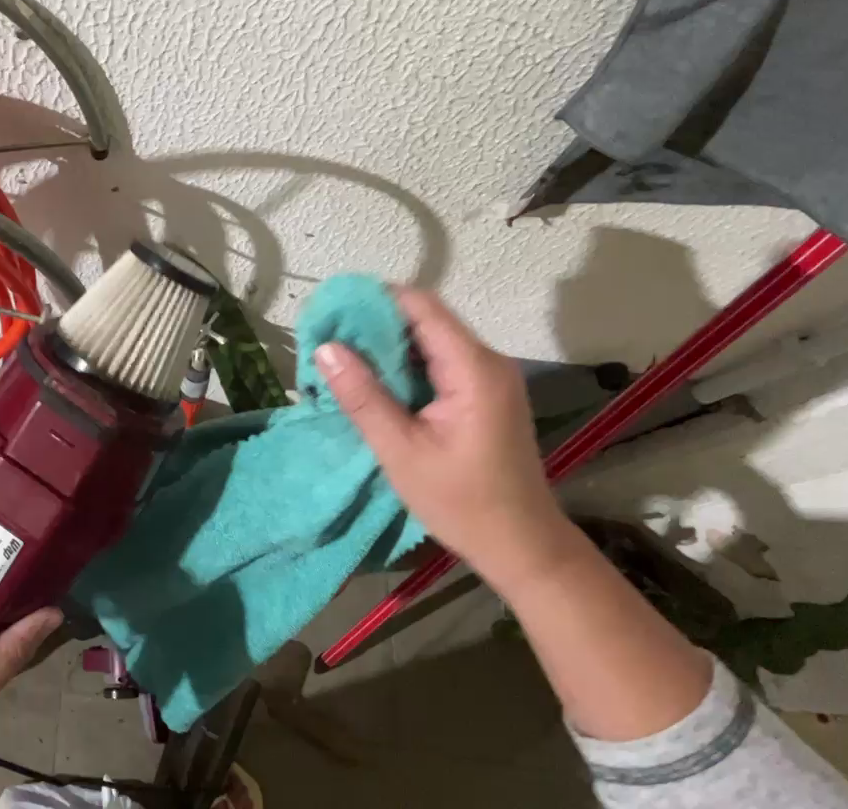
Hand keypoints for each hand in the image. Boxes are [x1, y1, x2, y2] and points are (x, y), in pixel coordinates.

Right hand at [314, 287, 585, 591]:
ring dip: (384, 344)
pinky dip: (401, 364)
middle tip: (325, 336)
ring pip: (428, 340)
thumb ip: (363, 396)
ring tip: (338, 356)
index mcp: (473, 369)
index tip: (329, 310)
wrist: (522, 547)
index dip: (373, 300)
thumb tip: (325, 348)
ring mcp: (488, 378)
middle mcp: (486, 362)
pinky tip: (370, 380)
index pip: (421, 306)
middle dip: (372, 322)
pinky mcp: (482, 394)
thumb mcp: (401, 451)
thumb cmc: (462, 502)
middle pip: (424, 318)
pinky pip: (437, 362)